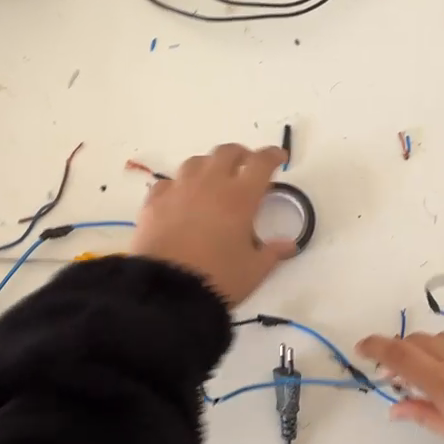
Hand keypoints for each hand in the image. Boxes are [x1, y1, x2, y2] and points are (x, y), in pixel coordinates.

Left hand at [133, 143, 295, 307]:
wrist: (167, 290)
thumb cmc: (218, 278)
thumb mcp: (254, 270)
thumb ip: (272, 253)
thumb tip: (289, 245)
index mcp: (240, 197)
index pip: (261, 163)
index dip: (272, 155)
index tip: (279, 157)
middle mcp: (209, 184)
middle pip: (226, 153)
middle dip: (241, 155)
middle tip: (247, 166)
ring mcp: (178, 190)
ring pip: (196, 162)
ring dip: (210, 165)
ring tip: (214, 179)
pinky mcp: (154, 203)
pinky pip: (169, 183)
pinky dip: (180, 185)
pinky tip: (181, 198)